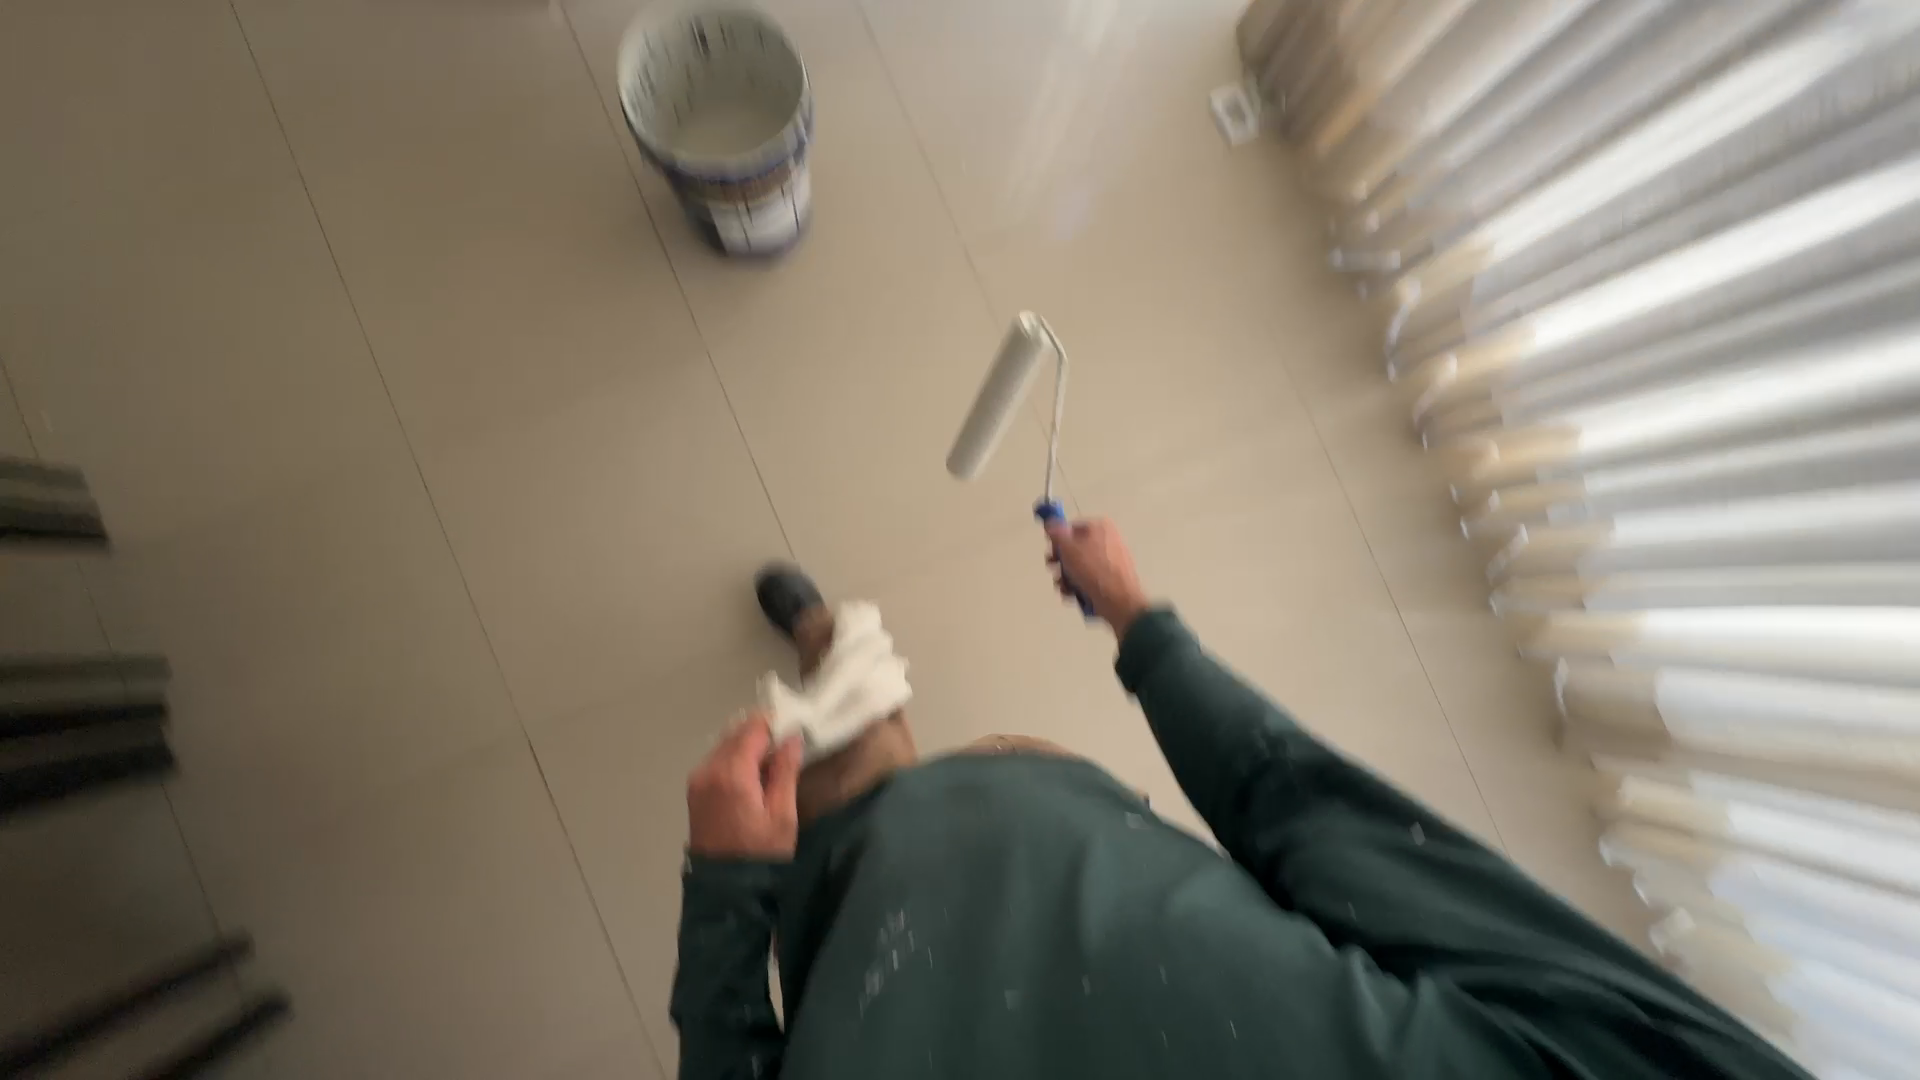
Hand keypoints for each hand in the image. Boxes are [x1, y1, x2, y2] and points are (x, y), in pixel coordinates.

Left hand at [687, 711, 803, 859]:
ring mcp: (698, 779)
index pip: (754, 729)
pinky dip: (735, 756)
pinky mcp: (695, 789)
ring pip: (726, 743)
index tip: (794, 729)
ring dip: (748, 744)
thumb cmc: (760, 852)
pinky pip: (717, 758)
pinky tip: (753, 773)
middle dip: (762, 732)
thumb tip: (792, 738)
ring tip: (772, 760)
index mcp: (732, 774)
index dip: (776, 724)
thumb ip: (786, 771)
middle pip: (737, 732)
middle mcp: (709, 769)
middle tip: (786, 744)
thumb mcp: (782, 814)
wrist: (725, 889)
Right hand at [1044, 517, 1149, 636]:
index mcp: (1100, 527)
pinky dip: (1078, 587)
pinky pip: (1089, 579)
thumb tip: (1050, 522)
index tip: (1050, 552)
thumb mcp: (1068, 548)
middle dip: (1060, 563)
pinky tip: (1072, 595)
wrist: (1119, 601)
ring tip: (1064, 587)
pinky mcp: (1111, 579)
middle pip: (1074, 548)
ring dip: (1066, 578)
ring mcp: (1111, 561)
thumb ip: (1056, 533)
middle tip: (1054, 571)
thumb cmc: (1093, 570)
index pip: (1071, 528)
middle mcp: (1107, 540)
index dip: (1057, 540)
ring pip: (1079, 566)